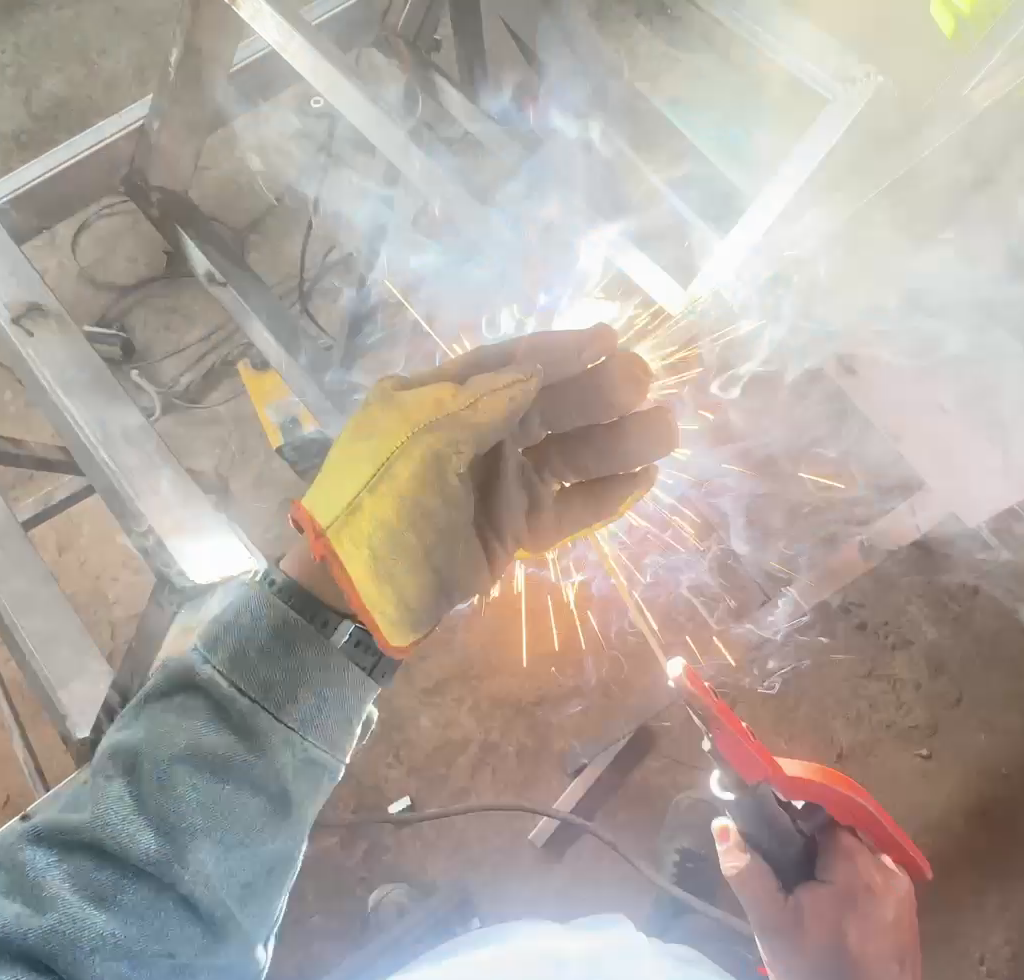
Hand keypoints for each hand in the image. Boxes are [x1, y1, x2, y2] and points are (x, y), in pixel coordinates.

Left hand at [286, 325, 675, 650]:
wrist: (358, 596)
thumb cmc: (381, 505)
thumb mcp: (420, 440)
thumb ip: (481, 403)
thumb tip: (536, 371)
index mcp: (440, 402)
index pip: (506, 365)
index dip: (557, 351)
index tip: (608, 339)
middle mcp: (474, 436)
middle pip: (546, 407)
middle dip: (596, 393)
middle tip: (643, 383)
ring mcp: (497, 485)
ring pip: (566, 458)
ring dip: (614, 443)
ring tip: (665, 431)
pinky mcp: (514, 529)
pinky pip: (567, 509)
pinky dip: (603, 497)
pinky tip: (643, 480)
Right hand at [714, 818, 922, 979]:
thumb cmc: (818, 979)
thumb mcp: (771, 927)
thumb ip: (747, 872)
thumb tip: (722, 825)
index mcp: (856, 866)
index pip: (818, 817)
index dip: (790, 823)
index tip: (768, 840)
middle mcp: (886, 868)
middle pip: (840, 834)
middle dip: (810, 844)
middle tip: (783, 872)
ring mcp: (902, 890)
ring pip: (857, 854)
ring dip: (831, 862)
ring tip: (805, 890)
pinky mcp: (907, 910)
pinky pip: (872, 876)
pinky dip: (850, 880)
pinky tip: (832, 906)